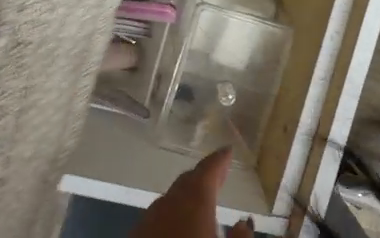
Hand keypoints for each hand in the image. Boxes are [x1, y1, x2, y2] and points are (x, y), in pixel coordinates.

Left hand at [130, 149, 253, 237]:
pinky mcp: (135, 237)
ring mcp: (148, 220)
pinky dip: (172, 216)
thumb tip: (244, 222)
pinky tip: (176, 230)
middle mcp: (169, 203)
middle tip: (217, 174)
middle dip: (203, 177)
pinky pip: (158, 219)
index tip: (228, 151)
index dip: (220, 160)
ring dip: (186, 197)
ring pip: (170, 201)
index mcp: (195, 201)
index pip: (209, 170)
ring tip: (200, 202)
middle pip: (188, 182)